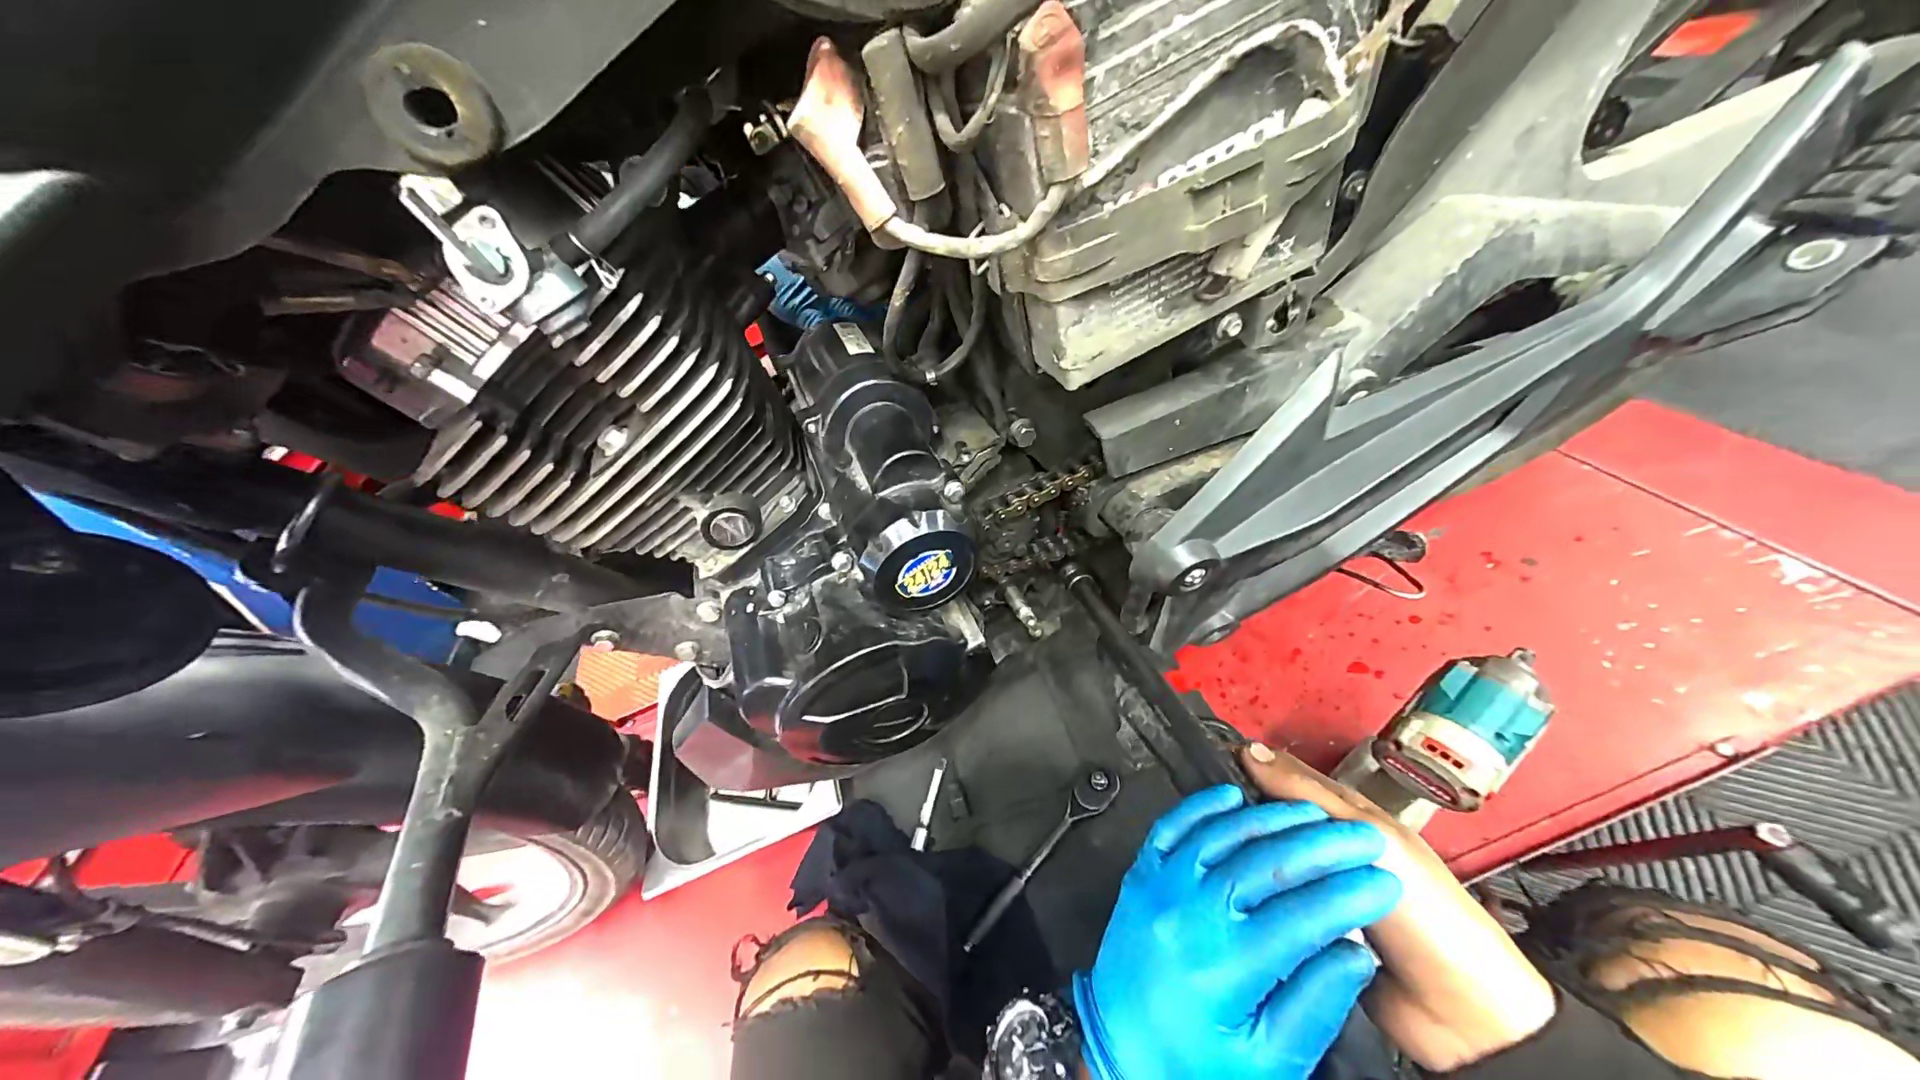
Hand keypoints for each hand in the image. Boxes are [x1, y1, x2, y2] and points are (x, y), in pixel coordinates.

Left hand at [1074, 786, 1401, 1079]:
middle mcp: (1191, 912)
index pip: (1303, 914)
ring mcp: (1161, 885)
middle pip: (1267, 862)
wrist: (1117, 1051)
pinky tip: (1233, 796)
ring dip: (1272, 818)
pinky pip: (1172, 826)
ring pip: (1223, 833)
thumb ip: (1315, 1004)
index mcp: (1227, 964)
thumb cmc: (1194, 1064)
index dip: (1351, 894)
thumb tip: (1356, 953)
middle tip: (1363, 838)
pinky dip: (1203, 806)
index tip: (1385, 883)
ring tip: (1315, 814)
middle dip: (1324, 845)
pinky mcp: (1140, 874)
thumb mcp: (1267, 1061)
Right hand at [1238, 744, 1557, 1070]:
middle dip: (1241, 822)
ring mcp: (1319, 892)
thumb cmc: (1434, 920)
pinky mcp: (1310, 930)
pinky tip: (1233, 901)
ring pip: (1268, 865)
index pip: (1286, 778)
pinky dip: (1257, 903)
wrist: (1465, 1017)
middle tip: (1202, 823)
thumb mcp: (1367, 839)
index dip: (1249, 770)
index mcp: (1346, 816)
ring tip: (1207, 859)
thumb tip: (1253, 752)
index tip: (1210, 771)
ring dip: (1247, 865)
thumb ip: (1310, 796)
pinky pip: (1273, 906)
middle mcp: (1329, 851)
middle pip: (1272, 823)